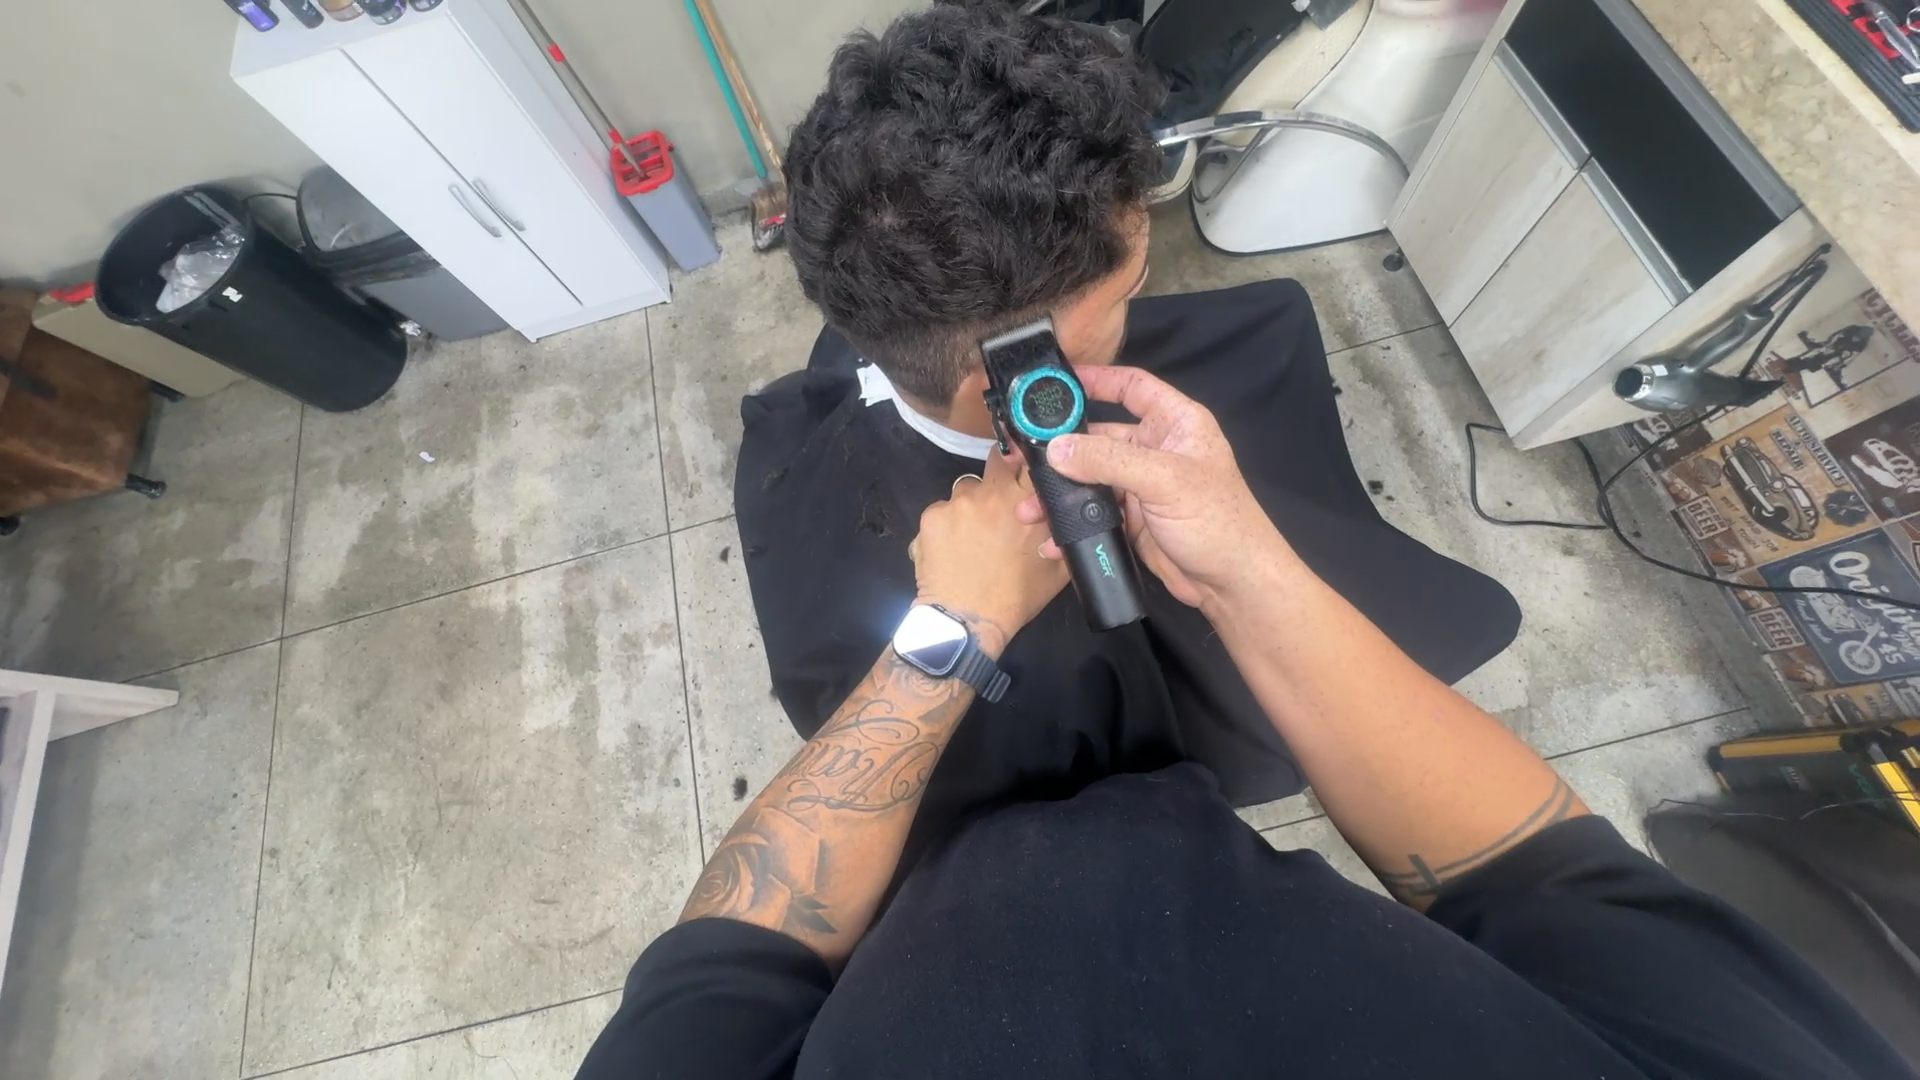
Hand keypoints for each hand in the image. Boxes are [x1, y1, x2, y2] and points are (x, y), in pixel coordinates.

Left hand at [910, 447, 1069, 657]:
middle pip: (997, 460)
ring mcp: (958, 502)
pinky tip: (951, 548)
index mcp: (1026, 501)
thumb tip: (1065, 510)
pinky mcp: (932, 516)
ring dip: (971, 504)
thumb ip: (1063, 532)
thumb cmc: (1017, 597)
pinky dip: (946, 525)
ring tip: (972, 535)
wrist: (968, 621)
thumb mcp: (1058, 567)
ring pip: (966, 488)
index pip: (1029, 461)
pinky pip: (941, 510)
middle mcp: (992, 492)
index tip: (1023, 475)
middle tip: (999, 502)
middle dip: (1000, 472)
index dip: (1027, 464)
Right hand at [1017, 365, 1283, 611]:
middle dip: (1061, 449)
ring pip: (1089, 479)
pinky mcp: (1131, 519)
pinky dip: (1070, 525)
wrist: (1231, 585)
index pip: (1132, 387)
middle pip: (1098, 436)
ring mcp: (1141, 486)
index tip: (1058, 383)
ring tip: (1030, 508)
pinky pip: (1091, 513)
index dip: (1097, 379)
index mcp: (1175, 424)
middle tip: (1024, 457)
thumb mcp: (1164, 480)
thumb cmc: (1217, 522)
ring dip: (1058, 493)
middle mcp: (1155, 450)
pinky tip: (1052, 539)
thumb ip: (1109, 460)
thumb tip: (1058, 449)